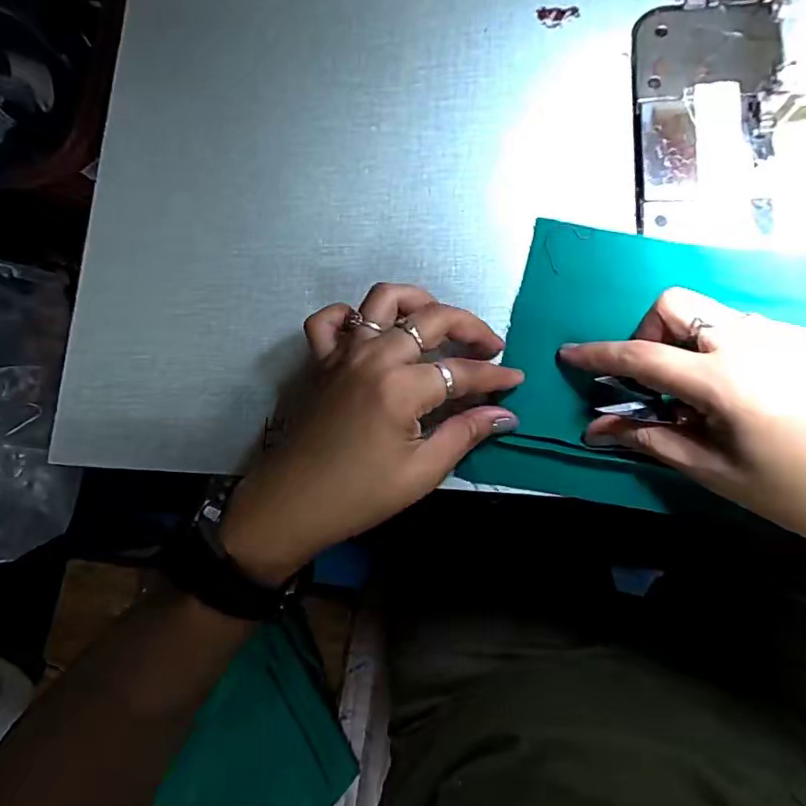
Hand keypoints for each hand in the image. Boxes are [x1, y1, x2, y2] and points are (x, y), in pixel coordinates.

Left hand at [220, 283, 522, 584]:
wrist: (290, 507)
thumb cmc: (360, 496)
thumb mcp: (422, 472)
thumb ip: (465, 433)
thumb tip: (505, 414)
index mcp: (401, 387)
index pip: (462, 371)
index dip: (495, 376)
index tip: (516, 380)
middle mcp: (373, 356)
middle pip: (432, 318)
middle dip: (471, 327)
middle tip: (491, 347)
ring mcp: (343, 353)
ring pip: (383, 299)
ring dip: (418, 302)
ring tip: (438, 321)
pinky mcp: (321, 360)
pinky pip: (331, 320)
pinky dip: (352, 315)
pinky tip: (371, 331)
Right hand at [559, 287, 805, 598]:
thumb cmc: (805, 496)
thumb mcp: (721, 474)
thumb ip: (655, 442)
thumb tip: (598, 430)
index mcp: (721, 379)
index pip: (641, 355)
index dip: (599, 354)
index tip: (572, 355)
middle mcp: (749, 340)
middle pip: (676, 304)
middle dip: (651, 332)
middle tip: (659, 381)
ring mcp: (787, 333)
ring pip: (718, 316)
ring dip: (695, 344)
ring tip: (714, 399)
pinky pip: (758, 331)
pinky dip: (736, 353)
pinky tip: (762, 398)